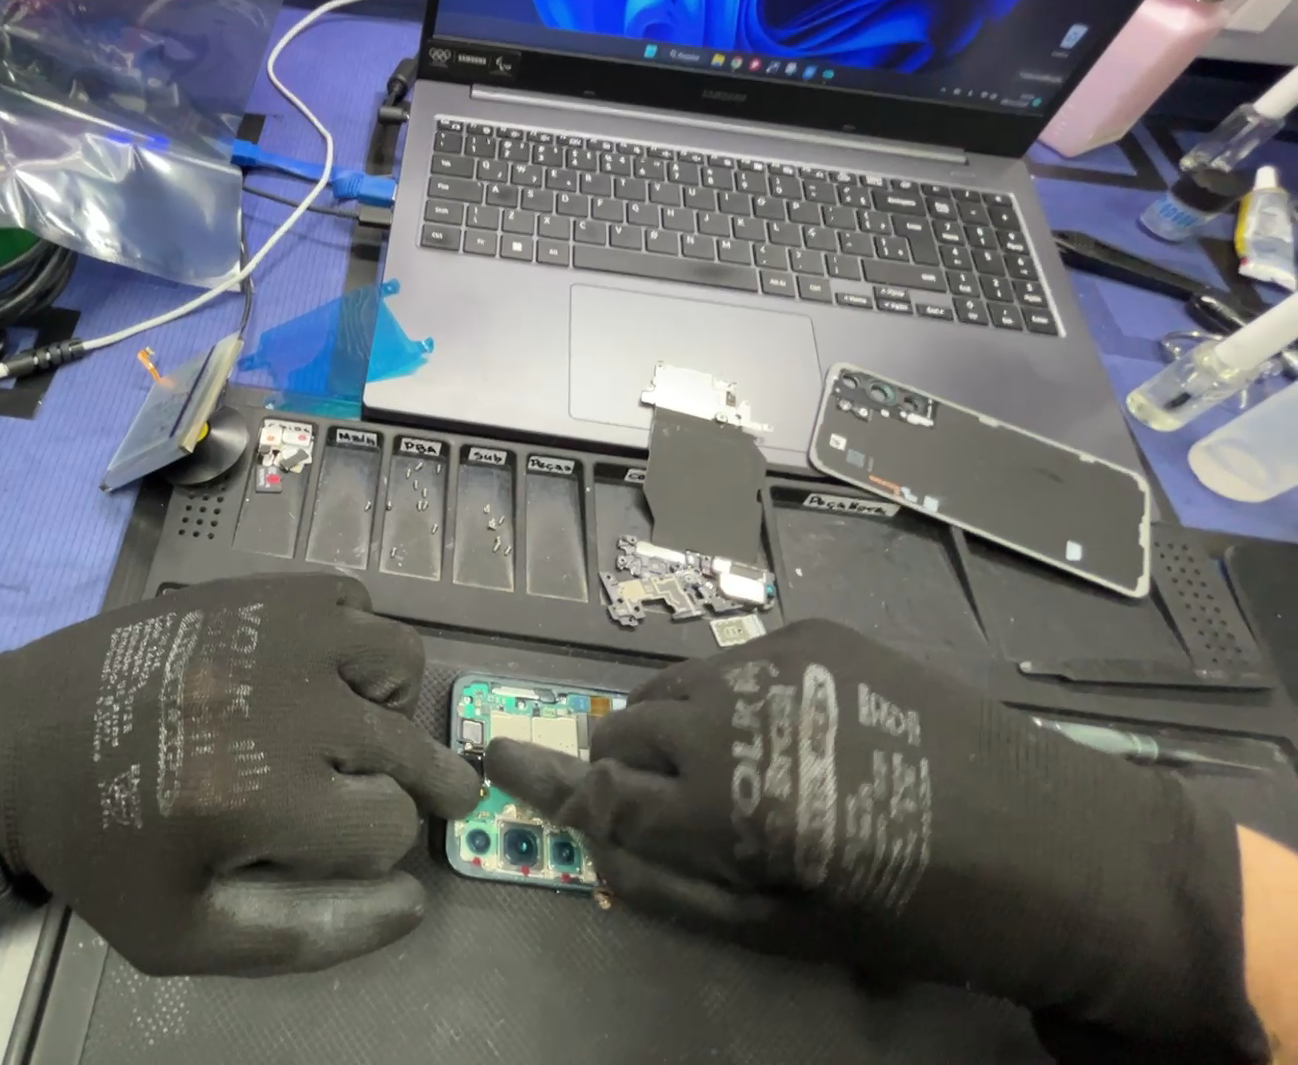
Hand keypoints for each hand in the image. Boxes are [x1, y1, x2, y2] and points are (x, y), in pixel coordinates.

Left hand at [0, 574, 479, 975]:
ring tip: (356, 721)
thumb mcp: (186, 933)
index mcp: (268, 797)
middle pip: (412, 746)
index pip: (390, 826)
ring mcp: (282, 630)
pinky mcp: (265, 588)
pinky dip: (352, 636)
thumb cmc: (104, 845)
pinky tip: (315, 667)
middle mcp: (291, 702)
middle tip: (439, 790)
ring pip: (400, 658)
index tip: (345, 844)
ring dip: (390, 701)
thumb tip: (413, 901)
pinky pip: (353, 600)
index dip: (376, 845)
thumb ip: (311, 933)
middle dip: (431, 781)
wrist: (26, 738)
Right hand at [486, 620, 1266, 1059]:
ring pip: (669, 686)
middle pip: (622, 726)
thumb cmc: (922, 911)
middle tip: (654, 792)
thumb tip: (602, 858)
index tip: (492, 756)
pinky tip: (784, 725)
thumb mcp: (790, 929)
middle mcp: (730, 718)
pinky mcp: (811, 634)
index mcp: (727, 807)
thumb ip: (677, 893)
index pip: (598, 788)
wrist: (1070, 844)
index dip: (538, 776)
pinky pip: (728, 663)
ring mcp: (771, 663)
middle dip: (619, 760)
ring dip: (667, 723)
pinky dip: (725, 696)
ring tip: (720, 759)